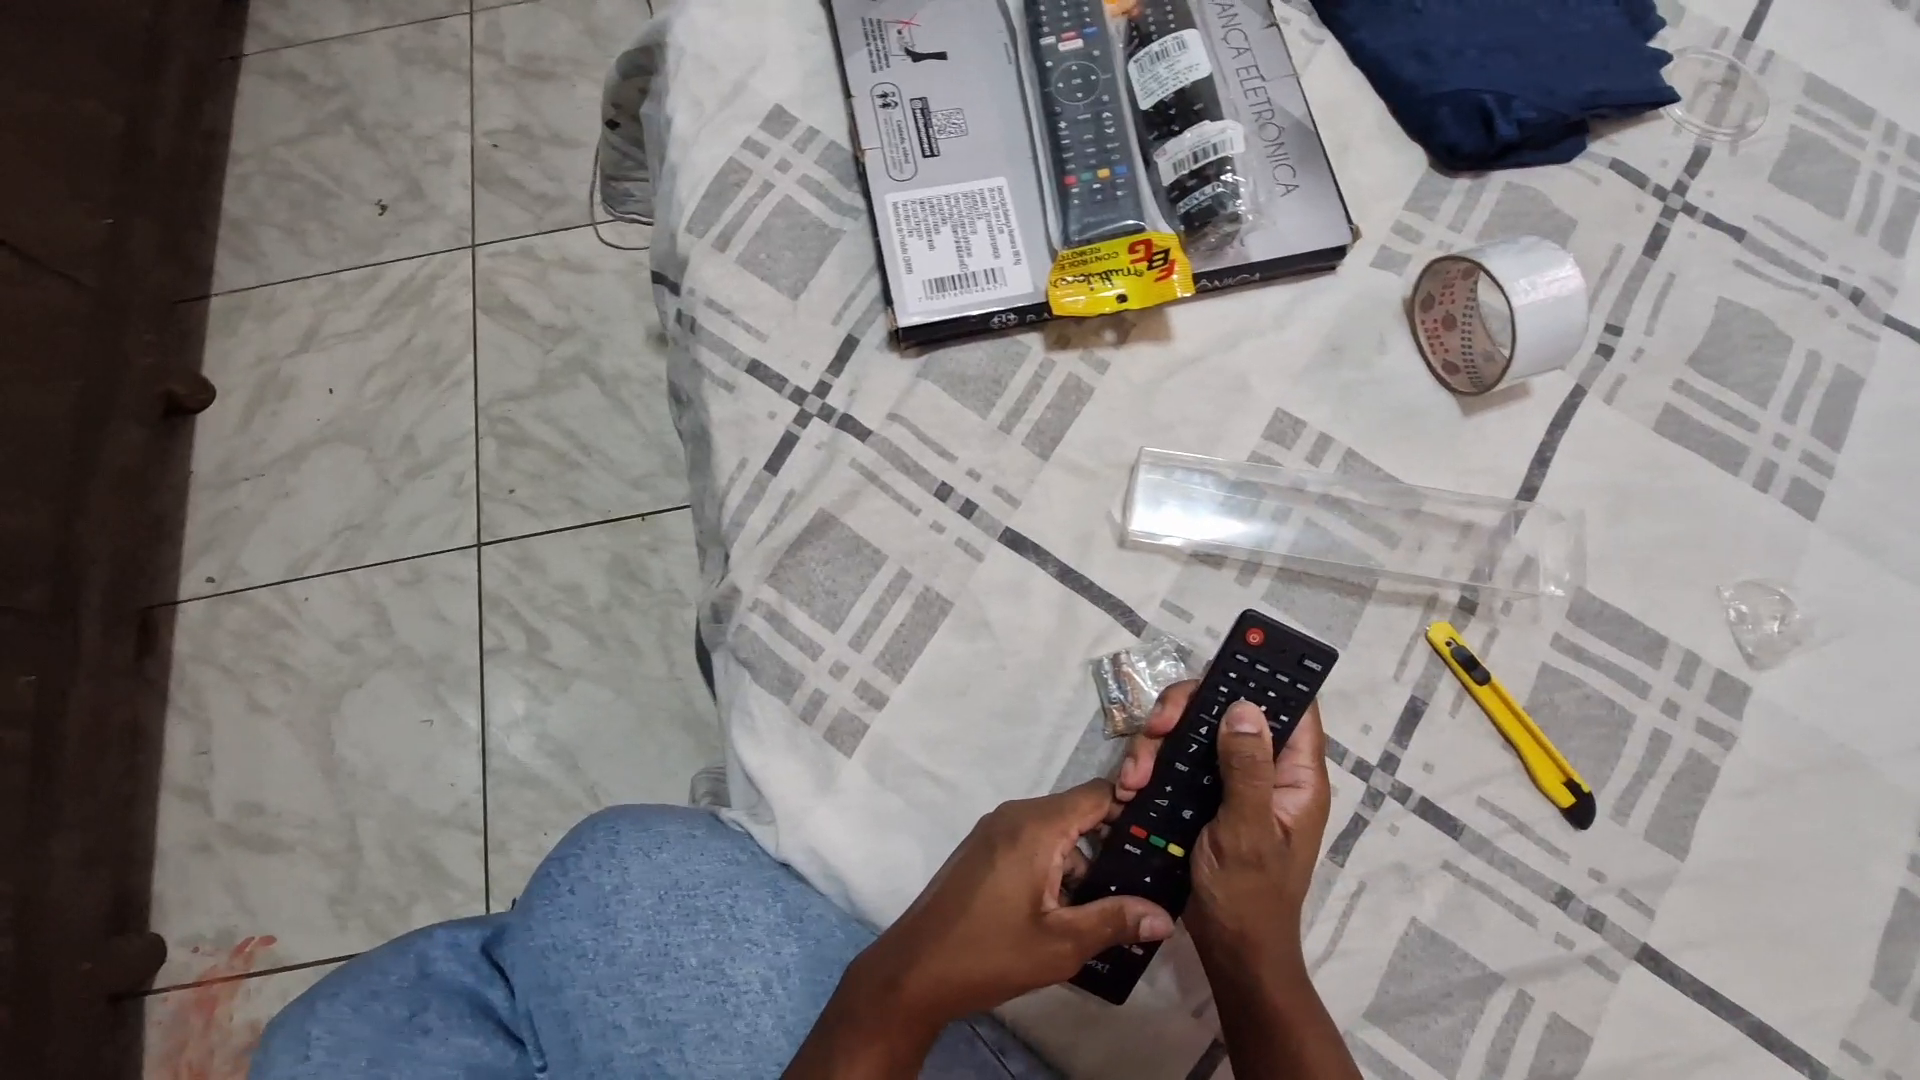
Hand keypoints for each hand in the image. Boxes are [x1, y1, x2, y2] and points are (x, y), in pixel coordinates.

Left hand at [787, 782, 1175, 1077]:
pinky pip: (1033, 846)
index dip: (1134, 808)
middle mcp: (1015, 816)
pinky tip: (1073, 910)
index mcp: (1036, 825)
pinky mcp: (984, 852)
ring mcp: (995, 833)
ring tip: (1118, 905)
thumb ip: (1114, 922)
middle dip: (1114, 846)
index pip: (1098, 794)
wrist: (914, 971)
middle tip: (1151, 880)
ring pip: (1057, 835)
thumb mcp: (1061, 944)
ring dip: (1084, 865)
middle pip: (1079, 815)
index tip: (1165, 833)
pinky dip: (1056, 869)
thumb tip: (1165, 916)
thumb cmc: (989, 952)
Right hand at [1116, 683, 1331, 957]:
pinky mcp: (1201, 797)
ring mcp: (1229, 783)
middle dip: (1186, 711)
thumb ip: (1248, 769)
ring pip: (1194, 734)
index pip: (1291, 707)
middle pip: (1228, 710)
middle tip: (1156, 726)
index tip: (1220, 667)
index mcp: (1294, 775)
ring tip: (1133, 776)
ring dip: (1158, 744)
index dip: (1262, 677)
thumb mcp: (1249, 831)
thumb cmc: (1250, 897)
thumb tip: (1244, 706)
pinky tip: (1130, 789)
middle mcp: (1264, 770)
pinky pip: (1174, 763)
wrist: (1228, 951)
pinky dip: (1150, 768)